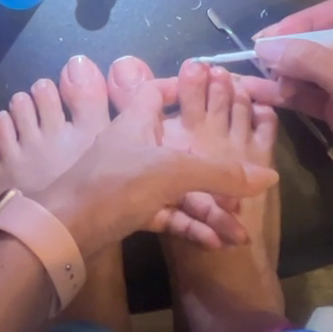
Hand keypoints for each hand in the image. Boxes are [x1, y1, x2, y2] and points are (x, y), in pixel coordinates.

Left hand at [32, 82, 277, 255]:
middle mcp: (133, 146)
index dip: (183, 88)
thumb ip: (220, 174)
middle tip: (246, 194)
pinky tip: (214, 243)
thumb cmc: (114, 185)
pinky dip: (188, 225)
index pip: (158, 91)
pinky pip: (165, 213)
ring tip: (238, 234)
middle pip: (181, 151)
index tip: (216, 93)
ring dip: (208, 209)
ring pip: (177, 188)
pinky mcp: (126, 212)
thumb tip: (269, 176)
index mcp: (136, 122)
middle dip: (216, 175)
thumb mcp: (172, 172)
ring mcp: (129, 180)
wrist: (64, 232)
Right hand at [240, 0, 332, 221]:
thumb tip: (267, 46)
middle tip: (256, 57)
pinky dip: (282, 93)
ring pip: (309, 69)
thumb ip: (314, 62)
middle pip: (320, 40)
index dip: (303, 21)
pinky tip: (255, 93)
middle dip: (288, 48)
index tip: (270, 38)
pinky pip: (306, 95)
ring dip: (280, 71)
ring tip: (250, 76)